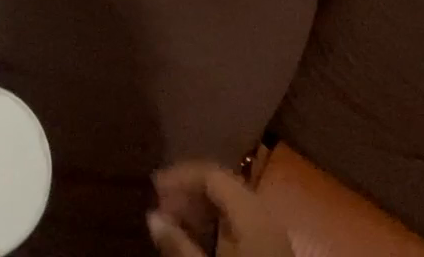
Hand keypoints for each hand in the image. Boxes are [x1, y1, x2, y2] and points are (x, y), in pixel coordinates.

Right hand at [148, 161, 292, 256]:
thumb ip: (178, 245)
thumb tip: (152, 216)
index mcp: (252, 214)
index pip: (213, 175)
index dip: (181, 177)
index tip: (154, 188)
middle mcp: (265, 216)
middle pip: (223, 187)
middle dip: (189, 193)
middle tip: (160, 208)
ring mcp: (271, 235)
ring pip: (231, 206)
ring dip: (201, 210)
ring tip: (173, 224)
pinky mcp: (271, 252)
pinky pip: (240, 225)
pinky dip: (216, 226)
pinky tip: (197, 241)